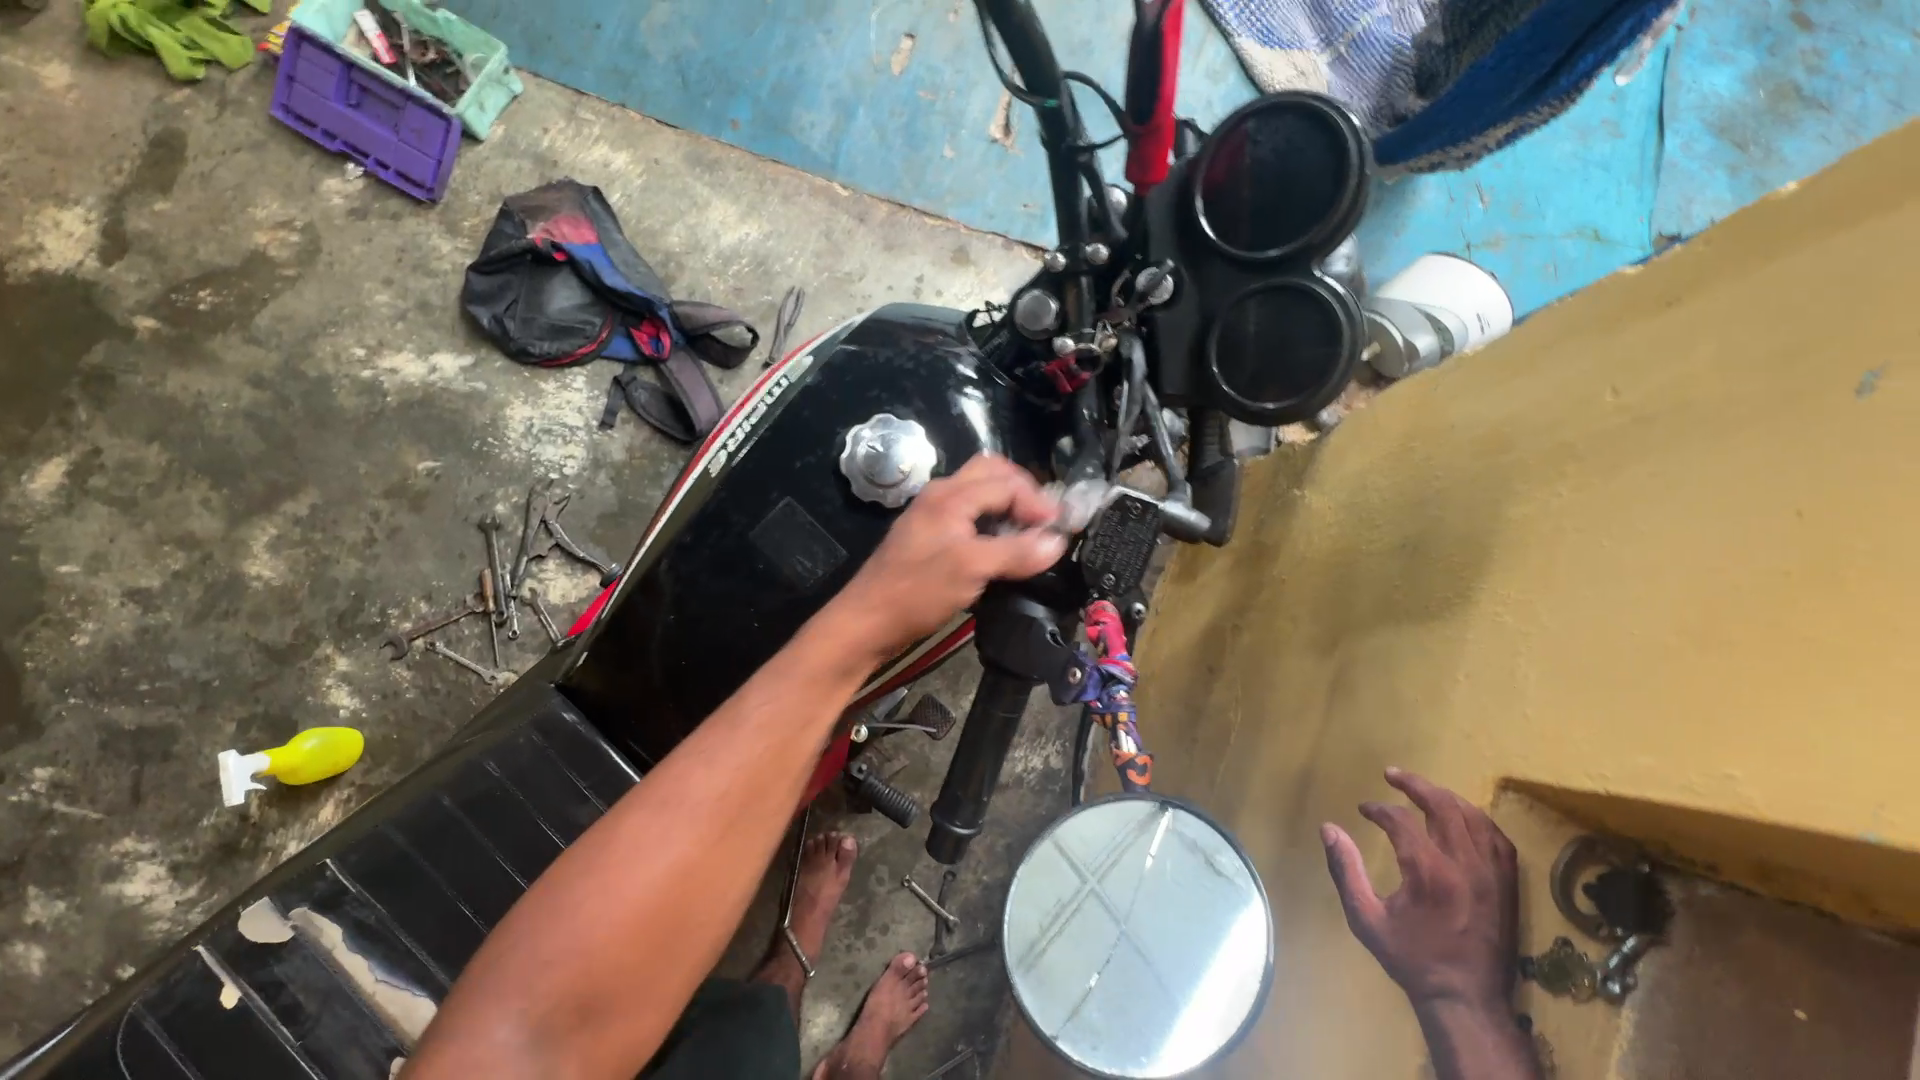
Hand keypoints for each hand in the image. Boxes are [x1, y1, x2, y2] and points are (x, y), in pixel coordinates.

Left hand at [824, 454, 1064, 660]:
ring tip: (1030, 535)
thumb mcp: (972, 568)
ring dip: (1007, 507)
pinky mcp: (929, 540)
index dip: (1038, 501)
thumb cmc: (916, 592)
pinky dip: (991, 524)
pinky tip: (1002, 550)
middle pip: (991, 475)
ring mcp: (932, 518)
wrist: (866, 622)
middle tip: (1045, 520)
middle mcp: (941, 497)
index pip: (1006, 482)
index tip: (1061, 528)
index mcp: (950, 495)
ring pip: (978, 496)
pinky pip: (968, 518)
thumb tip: (1058, 542)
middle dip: (1023, 492)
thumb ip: (1016, 551)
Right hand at [1322, 768, 1519, 1011]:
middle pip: (1443, 806)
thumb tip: (1328, 829)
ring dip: (1446, 797)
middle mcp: (1464, 864)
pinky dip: (1477, 819)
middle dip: (1415, 785)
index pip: (1401, 820)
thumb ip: (1345, 871)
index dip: (1379, 809)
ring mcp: (1492, 873)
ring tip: (1424, 790)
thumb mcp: (1365, 918)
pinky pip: (1497, 837)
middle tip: (1392, 775)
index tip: (1364, 810)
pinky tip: (1462, 817)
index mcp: (1428, 872)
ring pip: (1473, 816)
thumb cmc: (1411, 958)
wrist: (1465, 997)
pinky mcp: (1508, 884)